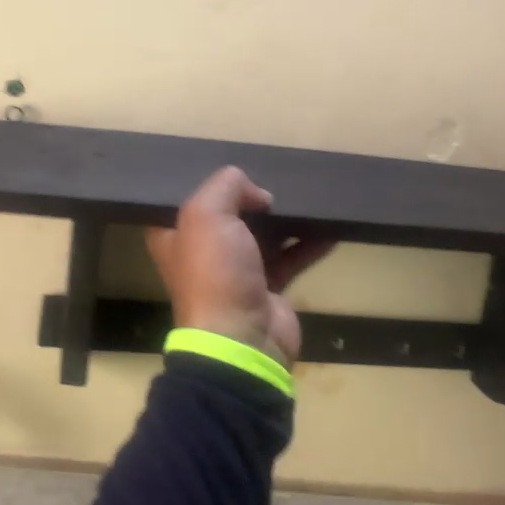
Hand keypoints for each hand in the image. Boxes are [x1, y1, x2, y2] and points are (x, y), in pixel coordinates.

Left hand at [146, 167, 335, 367]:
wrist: (243, 339)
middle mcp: (201, 251)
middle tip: (280, 177)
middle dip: (252, 197)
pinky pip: (290, 257)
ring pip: (262, 234)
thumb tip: (259, 195)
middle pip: (229, 214)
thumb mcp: (207, 214)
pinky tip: (331, 227)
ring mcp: (235, 271)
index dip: (209, 182)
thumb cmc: (215, 272)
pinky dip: (309, 243)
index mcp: (173, 235)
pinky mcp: (267, 287)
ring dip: (285, 218)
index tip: (236, 165)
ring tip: (309, 195)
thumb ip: (226, 186)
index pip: (186, 198)